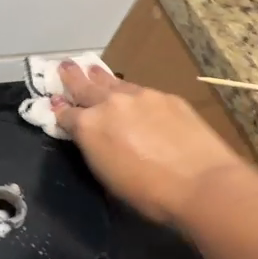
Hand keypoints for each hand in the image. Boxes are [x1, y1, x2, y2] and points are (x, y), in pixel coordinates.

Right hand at [51, 61, 251, 226]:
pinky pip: (140, 90)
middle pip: (84, 86)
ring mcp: (139, 96)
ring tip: (92, 70)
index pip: (64, 114)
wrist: (202, 184)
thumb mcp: (106, 174)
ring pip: (113, 82)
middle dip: (72, 76)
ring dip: (100, 77)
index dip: (59, 111)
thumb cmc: (148, 192)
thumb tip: (85, 134)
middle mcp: (109, 103)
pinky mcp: (166, 97)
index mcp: (88, 125)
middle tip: (64, 66)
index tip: (55, 105)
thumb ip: (92, 147)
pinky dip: (131, 92)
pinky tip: (134, 97)